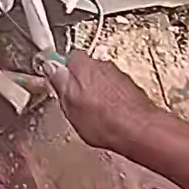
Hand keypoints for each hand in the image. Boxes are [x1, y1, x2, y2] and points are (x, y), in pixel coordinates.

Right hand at [40, 51, 170, 155]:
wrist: (139, 130)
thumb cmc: (105, 120)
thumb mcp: (69, 104)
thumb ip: (58, 81)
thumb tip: (50, 67)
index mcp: (83, 64)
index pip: (64, 57)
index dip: (58, 70)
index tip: (53, 80)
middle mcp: (102, 65)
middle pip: (82, 68)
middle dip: (76, 83)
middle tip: (71, 103)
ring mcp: (117, 76)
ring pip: (97, 80)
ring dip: (93, 92)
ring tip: (90, 114)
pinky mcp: (129, 89)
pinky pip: (111, 91)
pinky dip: (107, 100)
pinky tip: (105, 116)